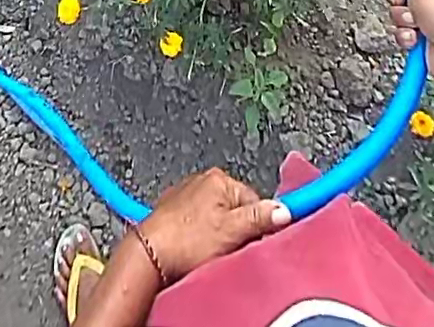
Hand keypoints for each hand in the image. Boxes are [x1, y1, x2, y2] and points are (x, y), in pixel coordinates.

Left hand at [136, 168, 288, 281]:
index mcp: (220, 179)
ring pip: (216, 216)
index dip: (258, 226)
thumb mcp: (231, 231)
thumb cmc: (185, 241)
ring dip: (218, 234)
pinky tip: (195, 250)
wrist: (149, 254)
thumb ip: (259, 218)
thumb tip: (284, 210)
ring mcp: (187, 194)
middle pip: (235, 208)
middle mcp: (203, 180)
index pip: (254, 200)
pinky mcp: (174, 210)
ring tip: (209, 252)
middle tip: (230, 250)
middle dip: (237, 230)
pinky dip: (199, 235)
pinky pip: (197, 222)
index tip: (257, 243)